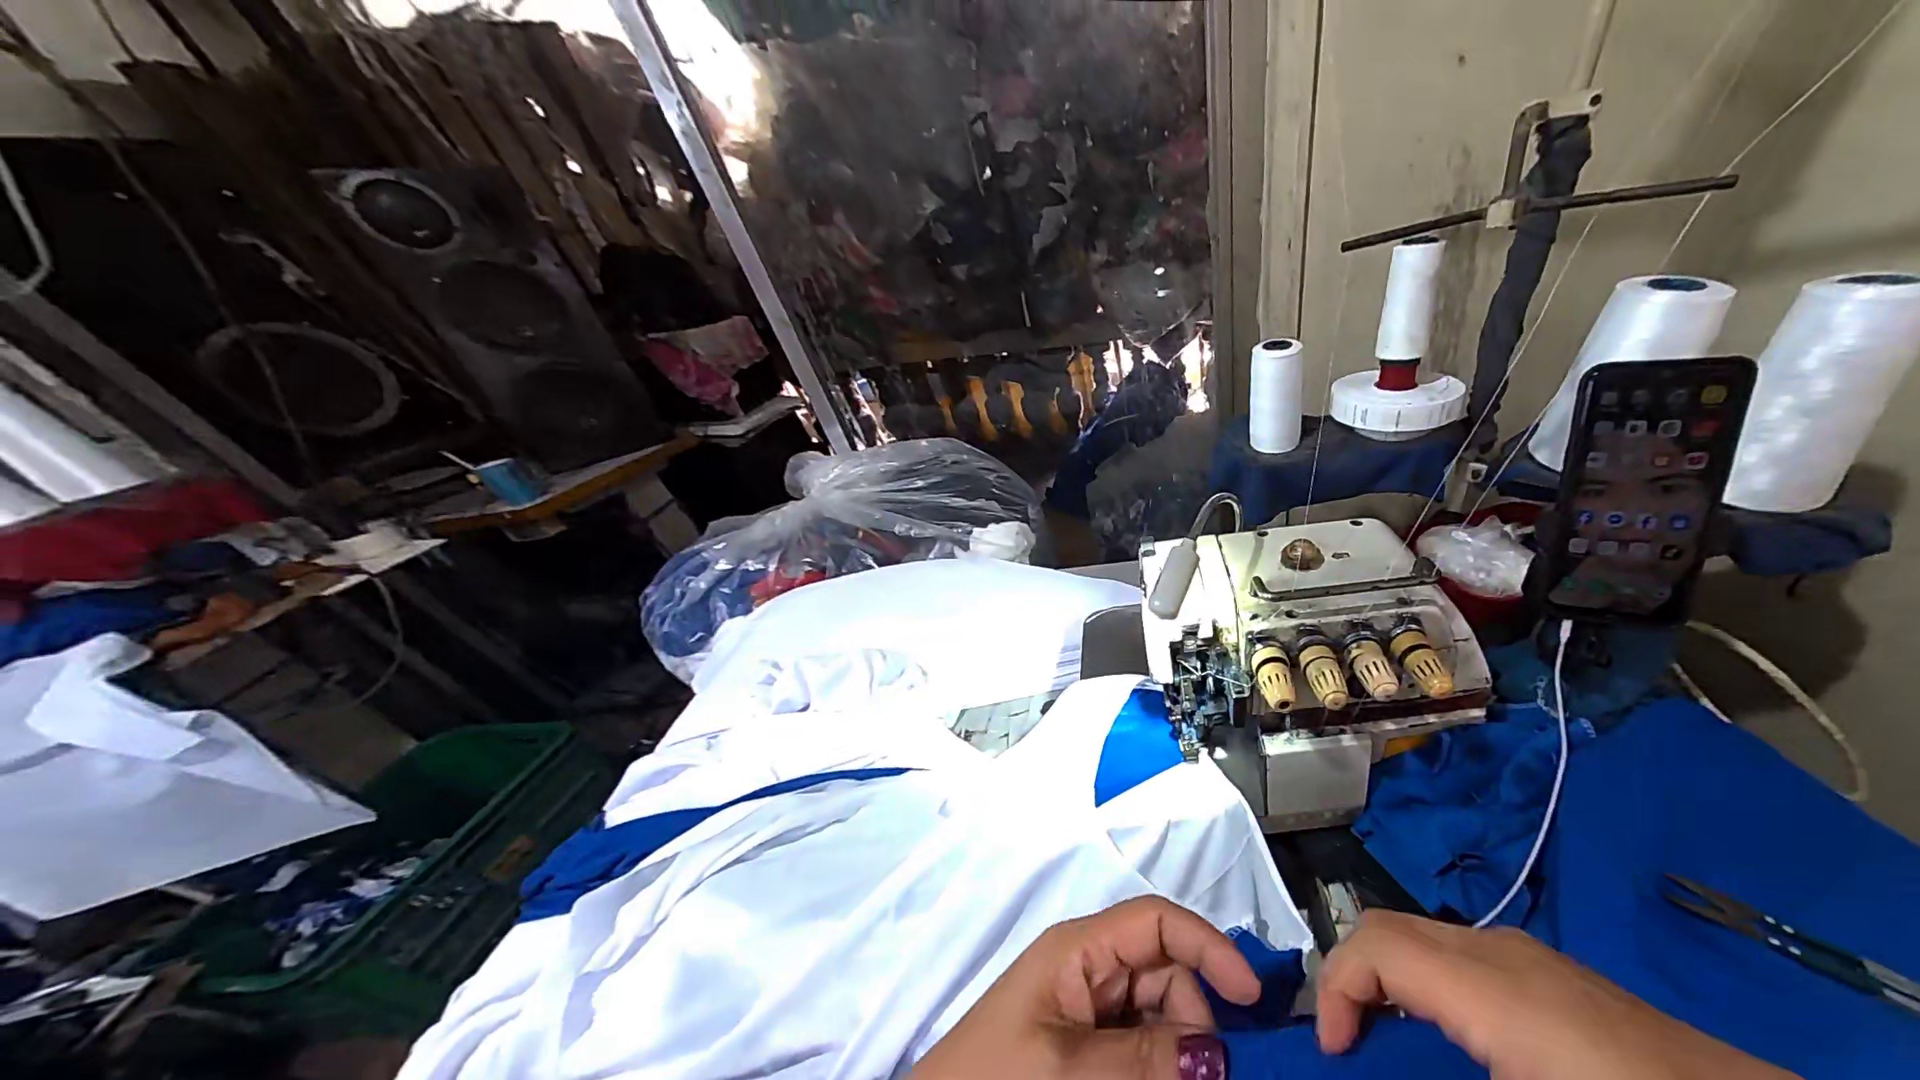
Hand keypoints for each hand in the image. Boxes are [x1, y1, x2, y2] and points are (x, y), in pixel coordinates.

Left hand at [911, 896, 1260, 1079]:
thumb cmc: (995, 1079)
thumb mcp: (1070, 1069)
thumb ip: (1146, 1059)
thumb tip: (1222, 1055)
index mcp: (1078, 949)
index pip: (1155, 921)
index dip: (1207, 946)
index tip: (1251, 998)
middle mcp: (1088, 968)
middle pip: (1168, 972)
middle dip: (1197, 1018)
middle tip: (1201, 1075)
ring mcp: (1090, 1007)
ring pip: (1162, 1013)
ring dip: (1181, 1050)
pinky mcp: (1090, 1043)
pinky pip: (1144, 1043)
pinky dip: (1164, 1065)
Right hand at [1316, 910, 1796, 1079]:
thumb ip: (1437, 1072)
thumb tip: (1380, 1071)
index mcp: (1489, 986)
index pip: (1372, 945)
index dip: (1334, 987)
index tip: (1336, 1052)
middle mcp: (1496, 950)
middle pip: (1384, 928)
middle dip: (1348, 975)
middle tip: (1347, 1041)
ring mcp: (1527, 955)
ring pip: (1417, 935)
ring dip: (1383, 976)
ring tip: (1385, 1040)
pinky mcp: (1549, 971)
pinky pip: (1455, 953)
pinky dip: (1421, 980)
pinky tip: (1448, 1036)